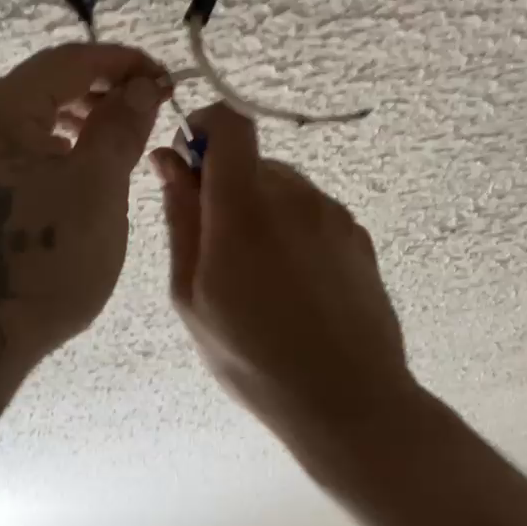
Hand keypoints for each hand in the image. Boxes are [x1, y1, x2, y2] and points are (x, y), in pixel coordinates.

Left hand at [0, 43, 165, 373]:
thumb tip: (143, 84)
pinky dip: (61, 144)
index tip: (168, 79)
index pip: (71, 60)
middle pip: (50, 82)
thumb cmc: (42, 260)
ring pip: (37, 115)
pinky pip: (23, 145)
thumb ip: (122, 124)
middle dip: (106, 89)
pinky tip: (87, 165)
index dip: (124, 62)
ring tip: (126, 135)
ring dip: (85, 116)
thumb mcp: (98, 187)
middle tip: (154, 108)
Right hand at [148, 104, 410, 455]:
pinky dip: (291, 229)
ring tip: (258, 276)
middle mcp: (294, 196)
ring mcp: (332, 214)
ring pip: (281, 186)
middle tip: (215, 248)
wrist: (349, 402)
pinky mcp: (357, 234)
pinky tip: (292, 284)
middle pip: (251, 159)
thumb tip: (169, 161)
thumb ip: (180, 219)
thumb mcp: (192, 296)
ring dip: (260, 209)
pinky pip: (311, 211)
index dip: (205, 126)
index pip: (230, 123)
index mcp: (244, 208)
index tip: (189, 159)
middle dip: (225, 186)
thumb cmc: (253, 358)